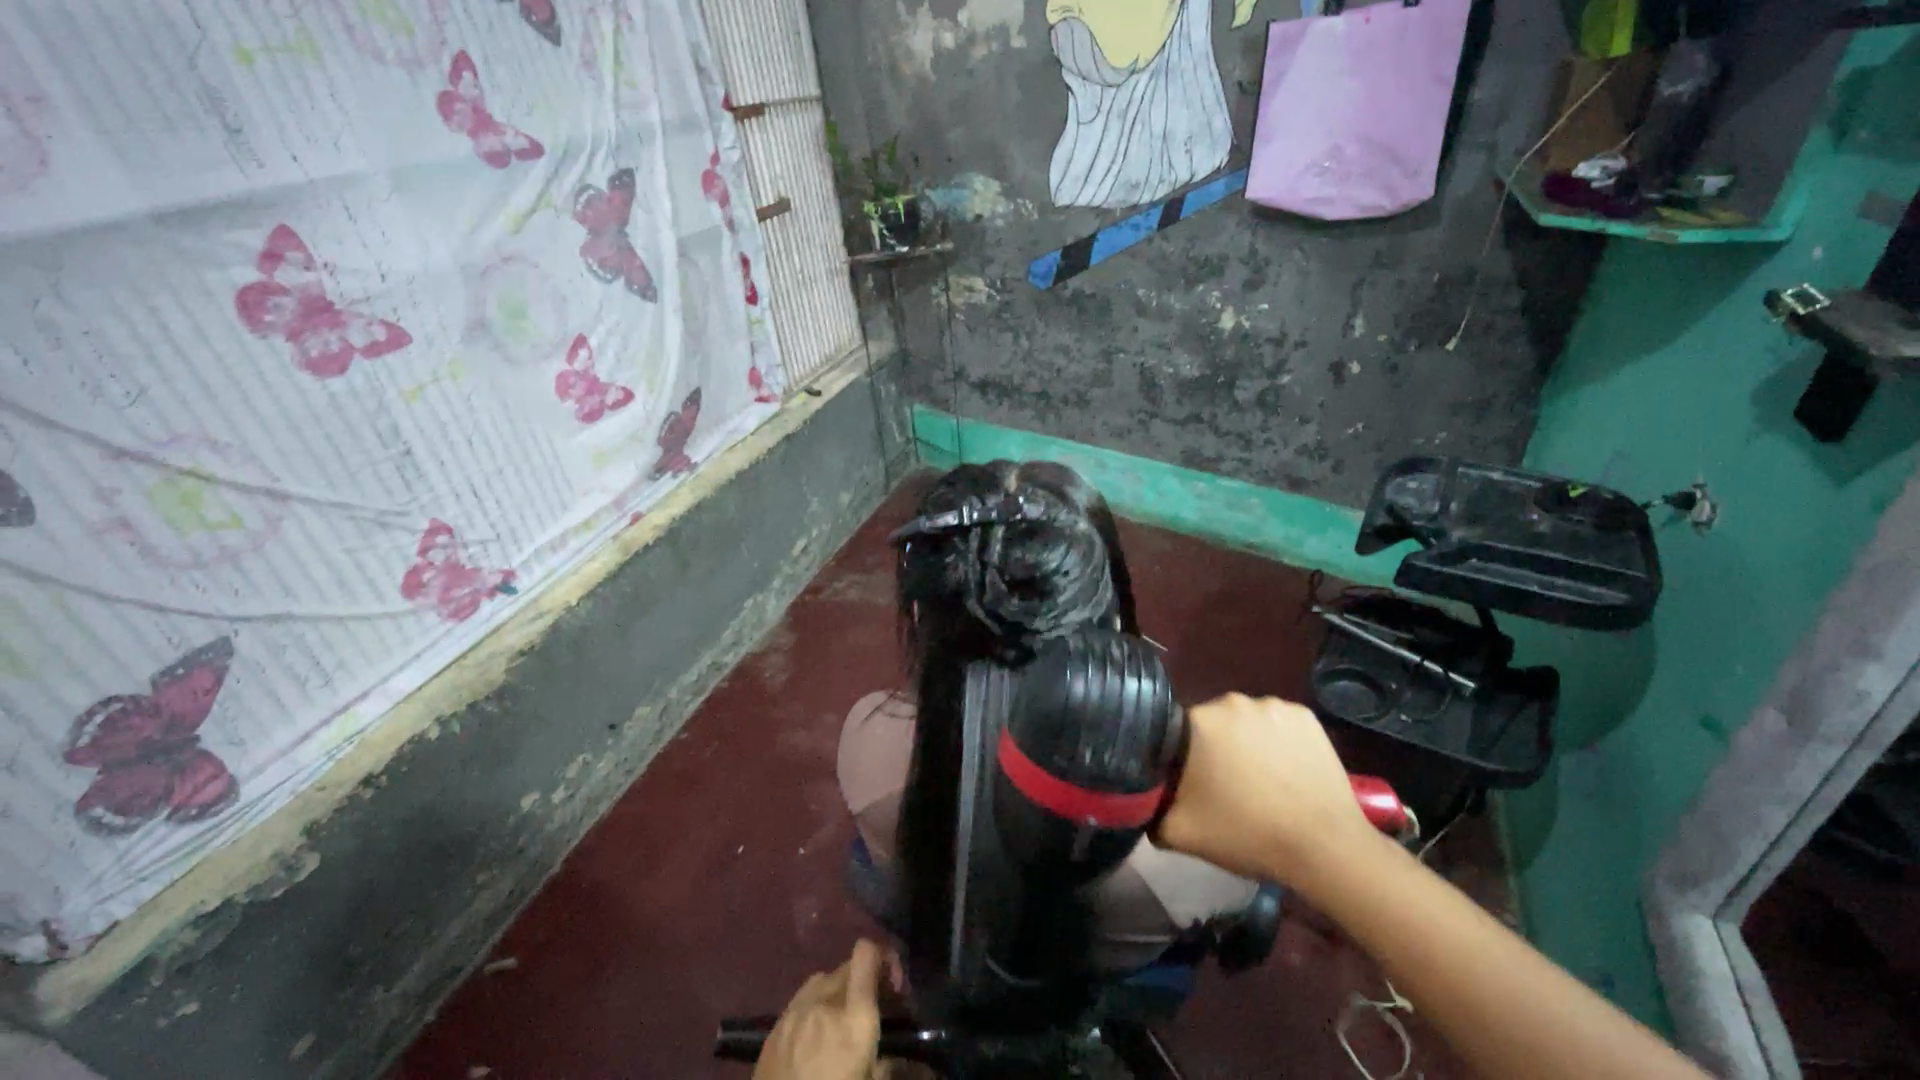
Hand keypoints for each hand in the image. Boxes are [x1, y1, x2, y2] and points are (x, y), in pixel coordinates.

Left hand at [752, 940, 885, 1079]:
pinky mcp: (774, 1027)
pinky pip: (801, 999)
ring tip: (844, 1020)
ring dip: (839, 989)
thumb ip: (893, 1069)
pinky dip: (815, 1005)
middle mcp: (824, 1002)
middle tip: (877, 1010)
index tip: (896, 987)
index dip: (885, 958)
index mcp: (854, 1017)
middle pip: (848, 966)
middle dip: (867, 979)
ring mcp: (794, 1012)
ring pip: (822, 979)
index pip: (866, 954)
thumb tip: (920, 1066)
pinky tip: (816, 1035)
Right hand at [1155, 694, 1376, 884]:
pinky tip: (1285, 772)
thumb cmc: (1246, 834)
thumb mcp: (1177, 832)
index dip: (1178, 758)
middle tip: (1223, 786)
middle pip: (1211, 723)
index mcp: (1199, 720)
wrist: (1322, 847)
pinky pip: (1278, 724)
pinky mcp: (1307, 716)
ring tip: (1259, 781)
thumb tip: (1141, 798)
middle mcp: (1234, 701)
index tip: (1189, 784)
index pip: (1174, 732)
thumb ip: (1148, 808)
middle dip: (1212, 748)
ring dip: (1245, 743)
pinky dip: (1277, 742)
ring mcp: (1275, 706)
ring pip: (1245, 722)